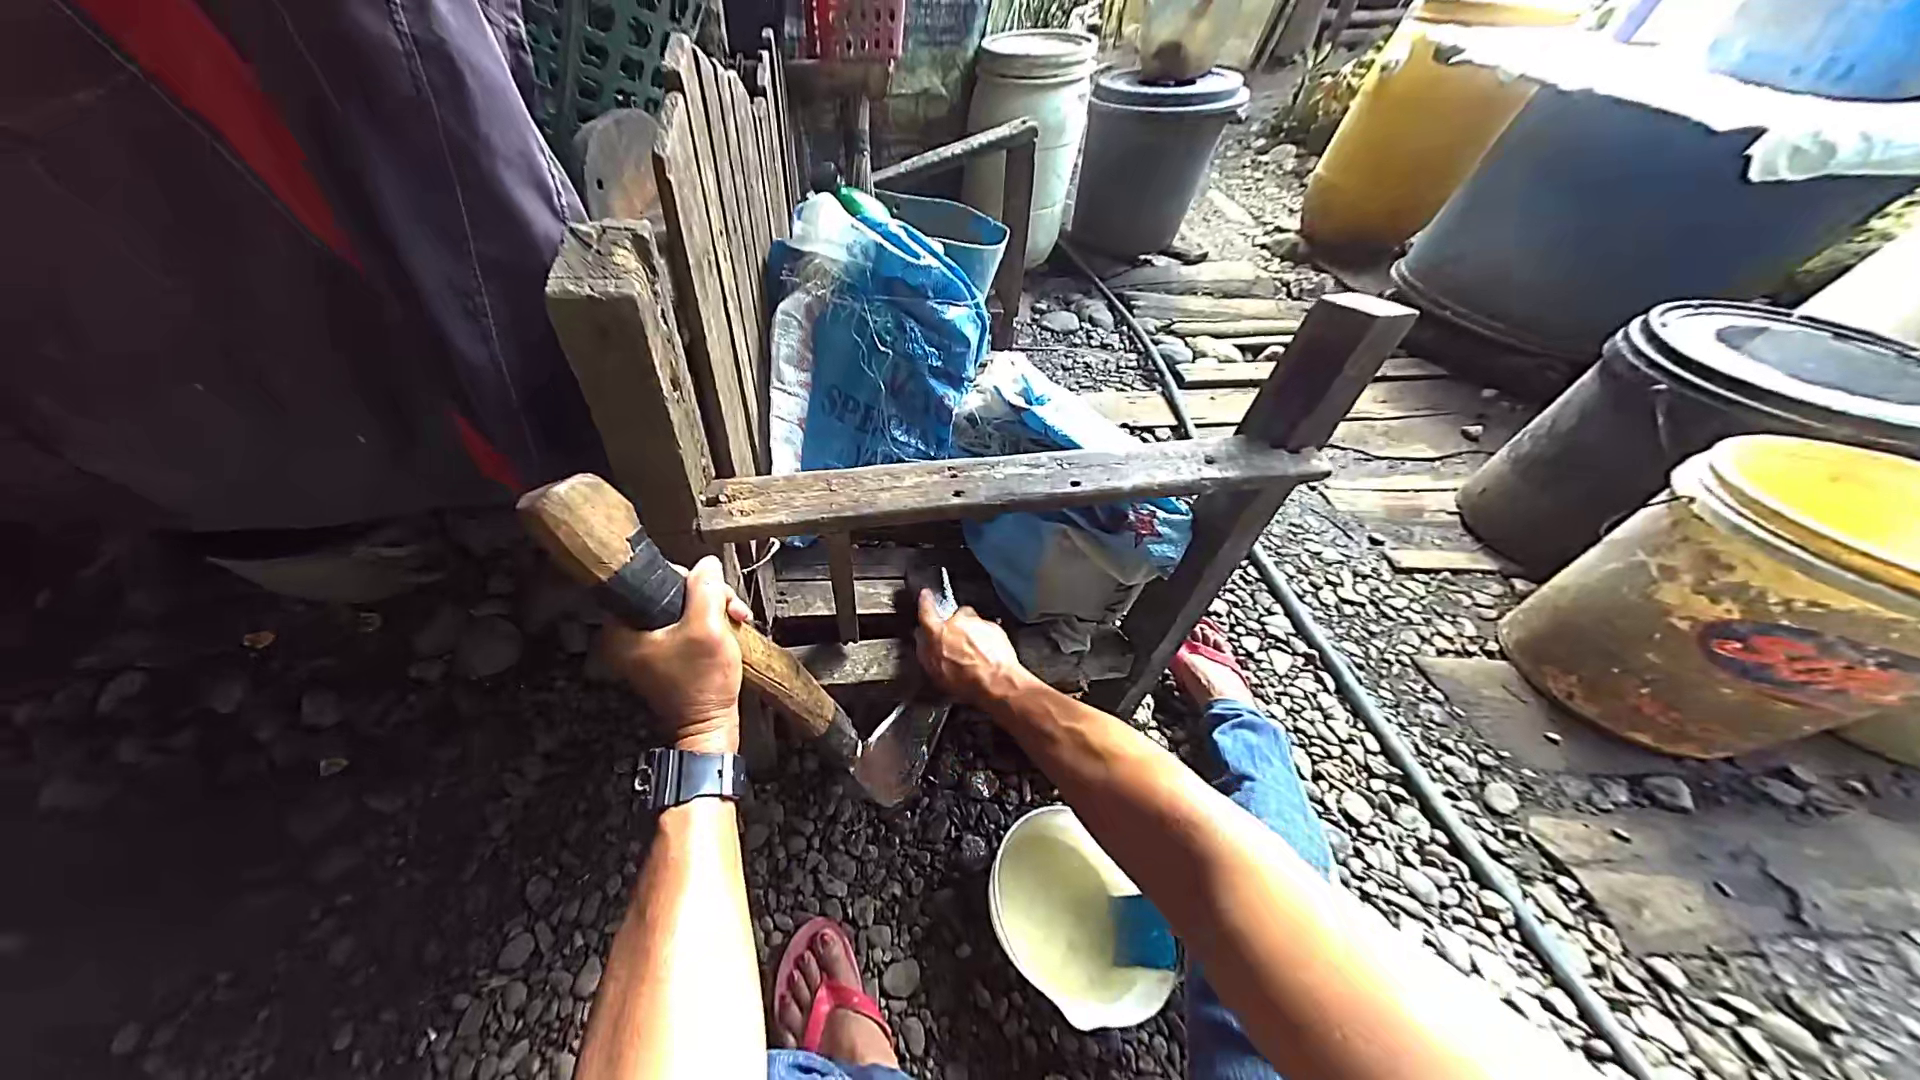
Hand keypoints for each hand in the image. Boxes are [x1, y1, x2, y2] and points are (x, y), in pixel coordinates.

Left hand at [600, 556, 753, 753]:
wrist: (712, 724)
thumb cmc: (703, 686)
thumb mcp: (709, 627)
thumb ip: (707, 589)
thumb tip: (708, 564)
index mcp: (621, 629)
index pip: (654, 579)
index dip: (690, 579)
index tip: (712, 592)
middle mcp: (625, 636)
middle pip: (672, 592)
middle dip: (708, 597)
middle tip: (730, 609)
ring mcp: (643, 646)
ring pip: (682, 606)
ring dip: (713, 609)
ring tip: (734, 620)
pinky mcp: (662, 654)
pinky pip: (685, 623)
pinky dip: (708, 623)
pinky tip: (725, 629)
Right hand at [915, 590, 1036, 709]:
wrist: (998, 682)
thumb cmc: (968, 682)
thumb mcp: (936, 674)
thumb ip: (926, 653)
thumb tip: (922, 643)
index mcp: (938, 633)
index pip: (926, 611)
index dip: (925, 602)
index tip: (925, 594)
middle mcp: (958, 623)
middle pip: (953, 618)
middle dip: (955, 629)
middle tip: (958, 649)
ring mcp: (978, 623)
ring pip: (971, 623)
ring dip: (971, 635)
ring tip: (975, 655)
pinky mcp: (994, 627)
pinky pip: (986, 630)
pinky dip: (986, 640)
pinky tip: (987, 656)